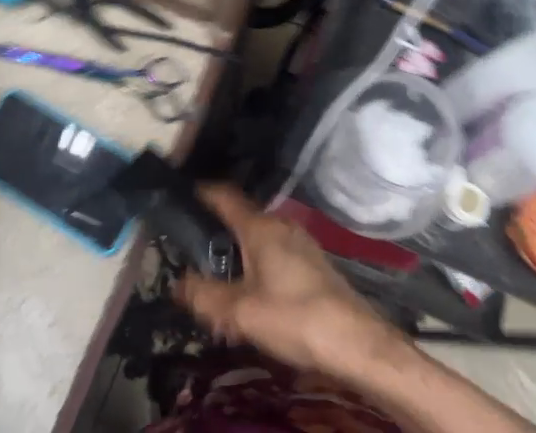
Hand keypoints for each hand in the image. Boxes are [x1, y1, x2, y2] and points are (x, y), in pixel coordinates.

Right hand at [174, 185, 408, 377]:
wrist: (357, 343)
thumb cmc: (294, 318)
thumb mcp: (240, 312)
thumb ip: (205, 296)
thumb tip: (178, 284)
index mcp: (261, 228)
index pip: (225, 196)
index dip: (202, 192)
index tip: (181, 195)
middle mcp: (282, 227)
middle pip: (242, 220)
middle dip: (217, 232)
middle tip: (191, 251)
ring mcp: (302, 245)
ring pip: (260, 240)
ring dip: (239, 254)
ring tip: (217, 279)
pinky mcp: (314, 266)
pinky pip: (276, 256)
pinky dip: (258, 267)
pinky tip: (252, 295)